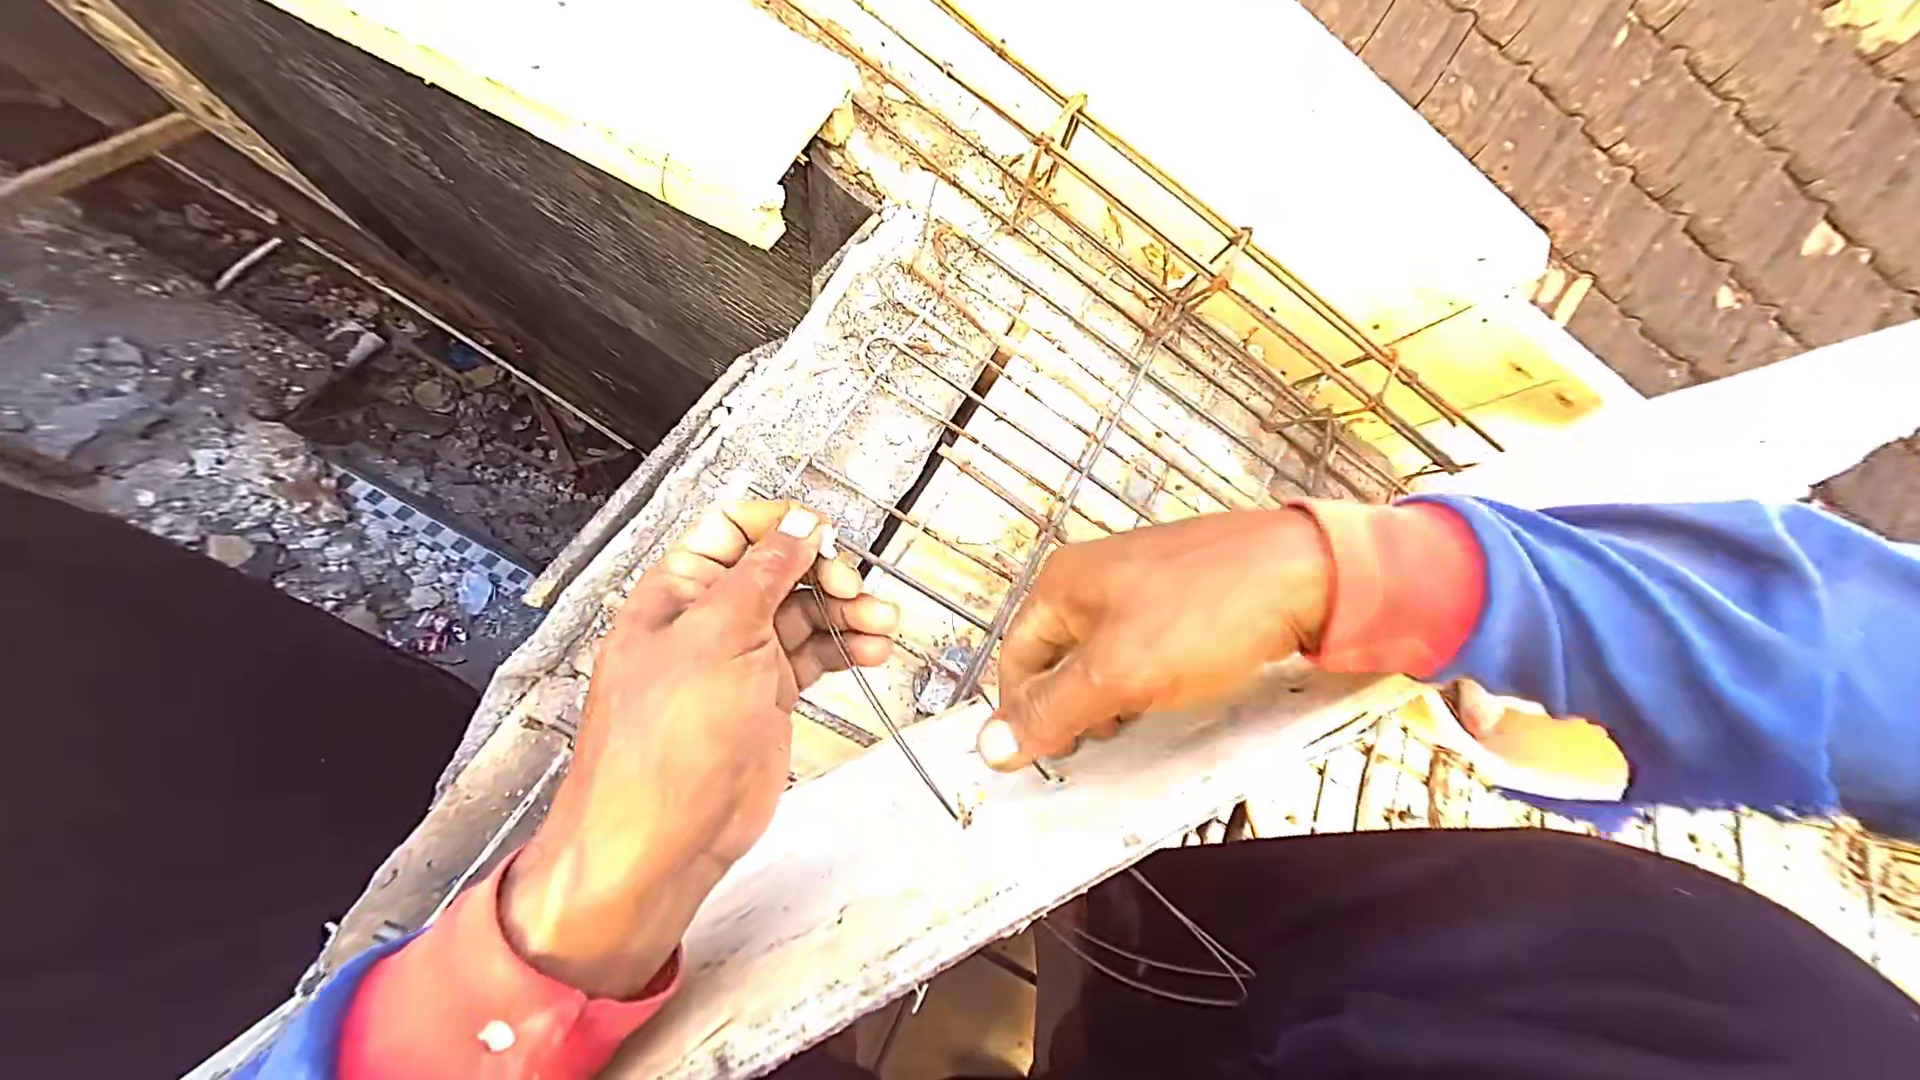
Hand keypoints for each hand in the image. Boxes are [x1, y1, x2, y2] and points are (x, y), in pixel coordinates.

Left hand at [500, 500, 897, 996]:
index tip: (822, 531)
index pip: (734, 530)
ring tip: (879, 623)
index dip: (781, 525)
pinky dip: (847, 648)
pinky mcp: (769, 692)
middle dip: (825, 573)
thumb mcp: (717, 636)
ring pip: (808, 613)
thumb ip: (764, 573)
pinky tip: (869, 650)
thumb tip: (798, 527)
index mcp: (682, 591)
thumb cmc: (661, 746)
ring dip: (849, 612)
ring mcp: (744, 657)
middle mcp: (712, 618)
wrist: (662, 840)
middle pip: (782, 570)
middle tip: (851, 587)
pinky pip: (818, 654)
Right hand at [978, 508, 1330, 770]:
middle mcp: (1090, 576)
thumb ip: (1053, 711)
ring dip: (1104, 691)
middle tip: (1098, 733)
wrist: (1305, 573)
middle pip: (1054, 654)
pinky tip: (1165, 689)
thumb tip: (990, 746)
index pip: (1016, 657)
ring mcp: (1134, 580)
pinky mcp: (1171, 592)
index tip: (1050, 751)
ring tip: (1135, 712)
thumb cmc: (1203, 614)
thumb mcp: (1117, 674)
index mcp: (1063, 583)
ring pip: (1096, 652)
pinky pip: (1134, 642)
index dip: (1023, 709)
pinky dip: (1138, 674)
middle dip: (1069, 701)